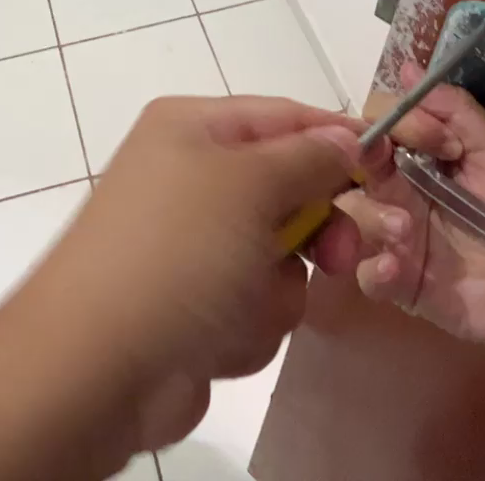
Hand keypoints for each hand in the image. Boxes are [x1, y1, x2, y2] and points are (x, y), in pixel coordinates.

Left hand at [6, 95, 359, 453]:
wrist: (95, 367)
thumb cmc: (175, 254)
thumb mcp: (248, 186)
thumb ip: (308, 156)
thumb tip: (346, 133)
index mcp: (192, 128)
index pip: (284, 117)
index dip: (337, 138)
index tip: (389, 167)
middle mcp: (191, 177)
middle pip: (289, 190)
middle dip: (312, 229)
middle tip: (336, 257)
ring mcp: (194, 245)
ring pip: (281, 256)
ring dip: (275, 287)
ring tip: (241, 305)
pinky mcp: (197, 304)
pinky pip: (256, 303)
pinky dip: (248, 323)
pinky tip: (216, 338)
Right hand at [312, 63, 484, 361]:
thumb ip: (462, 117)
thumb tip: (409, 68)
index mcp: (424, 160)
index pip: (384, 126)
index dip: (396, 122)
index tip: (437, 140)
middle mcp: (403, 193)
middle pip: (357, 167)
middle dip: (366, 163)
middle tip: (387, 170)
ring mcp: (399, 240)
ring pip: (354, 216)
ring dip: (370, 216)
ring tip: (404, 229)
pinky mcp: (404, 286)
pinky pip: (367, 275)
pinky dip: (374, 269)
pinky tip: (395, 267)